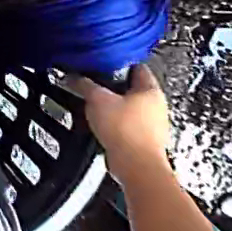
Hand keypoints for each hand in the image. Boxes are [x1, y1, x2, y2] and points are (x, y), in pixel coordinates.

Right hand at [77, 64, 173, 179]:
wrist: (136, 167)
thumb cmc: (127, 132)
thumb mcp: (97, 99)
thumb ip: (84, 85)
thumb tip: (74, 77)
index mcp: (151, 90)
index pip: (137, 67)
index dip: (119, 63)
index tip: (106, 63)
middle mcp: (157, 107)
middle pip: (133, 89)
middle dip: (114, 88)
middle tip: (97, 86)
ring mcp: (154, 126)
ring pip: (132, 109)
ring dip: (116, 109)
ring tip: (98, 109)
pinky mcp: (146, 142)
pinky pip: (130, 128)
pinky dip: (118, 127)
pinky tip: (105, 129)